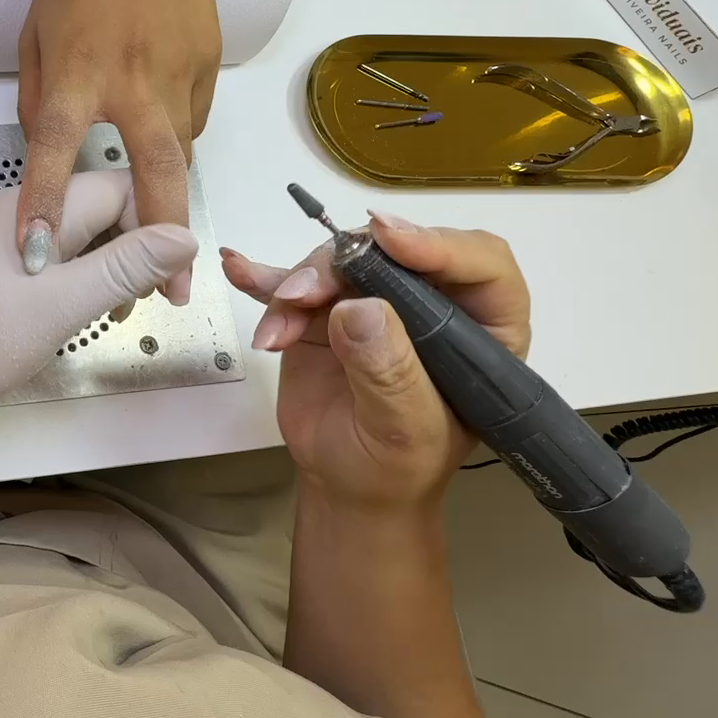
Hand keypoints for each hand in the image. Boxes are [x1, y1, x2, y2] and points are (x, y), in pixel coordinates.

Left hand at [0, 169, 196, 431]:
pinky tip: (95, 310)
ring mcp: (21, 234)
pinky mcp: (15, 261)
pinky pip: (71, 255)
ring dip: (121, 267)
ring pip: (94, 234)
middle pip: (110, 208)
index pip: (123, 188)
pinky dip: (94, 279)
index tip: (175, 282)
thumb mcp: (59, 306)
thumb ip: (123, 269)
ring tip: (122, 311)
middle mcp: (30, 208)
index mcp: (37, 205)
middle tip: (155, 300)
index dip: (159, 228)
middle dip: (142, 249)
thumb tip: (187, 237)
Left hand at [16, 0, 223, 305]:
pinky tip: (158, 126)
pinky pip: (191, 119)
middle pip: (157, 174)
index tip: (37, 260)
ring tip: (157, 214)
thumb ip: (41, 100)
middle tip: (171, 293)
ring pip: (180, 152)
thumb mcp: (36, 33)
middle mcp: (134, 80)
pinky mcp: (212, 65)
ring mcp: (182, 72)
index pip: (54, 152)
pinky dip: (173, 136)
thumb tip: (50, 153)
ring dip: (168, 187)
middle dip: (163, 241)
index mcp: (78, 72)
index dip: (43, 208)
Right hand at [220, 212, 531, 509]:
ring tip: (272, 331)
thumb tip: (357, 308)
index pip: (478, 265)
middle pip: (389, 255)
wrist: (344, 481)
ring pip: (334, 266)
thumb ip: (388, 372)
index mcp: (479, 328)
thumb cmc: (395, 465)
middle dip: (339, 267)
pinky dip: (263, 279)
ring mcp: (372, 305)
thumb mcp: (404, 429)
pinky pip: (293, 286)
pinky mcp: (323, 314)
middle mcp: (428, 305)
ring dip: (294, 288)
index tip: (385, 236)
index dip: (436, 243)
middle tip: (298, 296)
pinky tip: (238, 268)